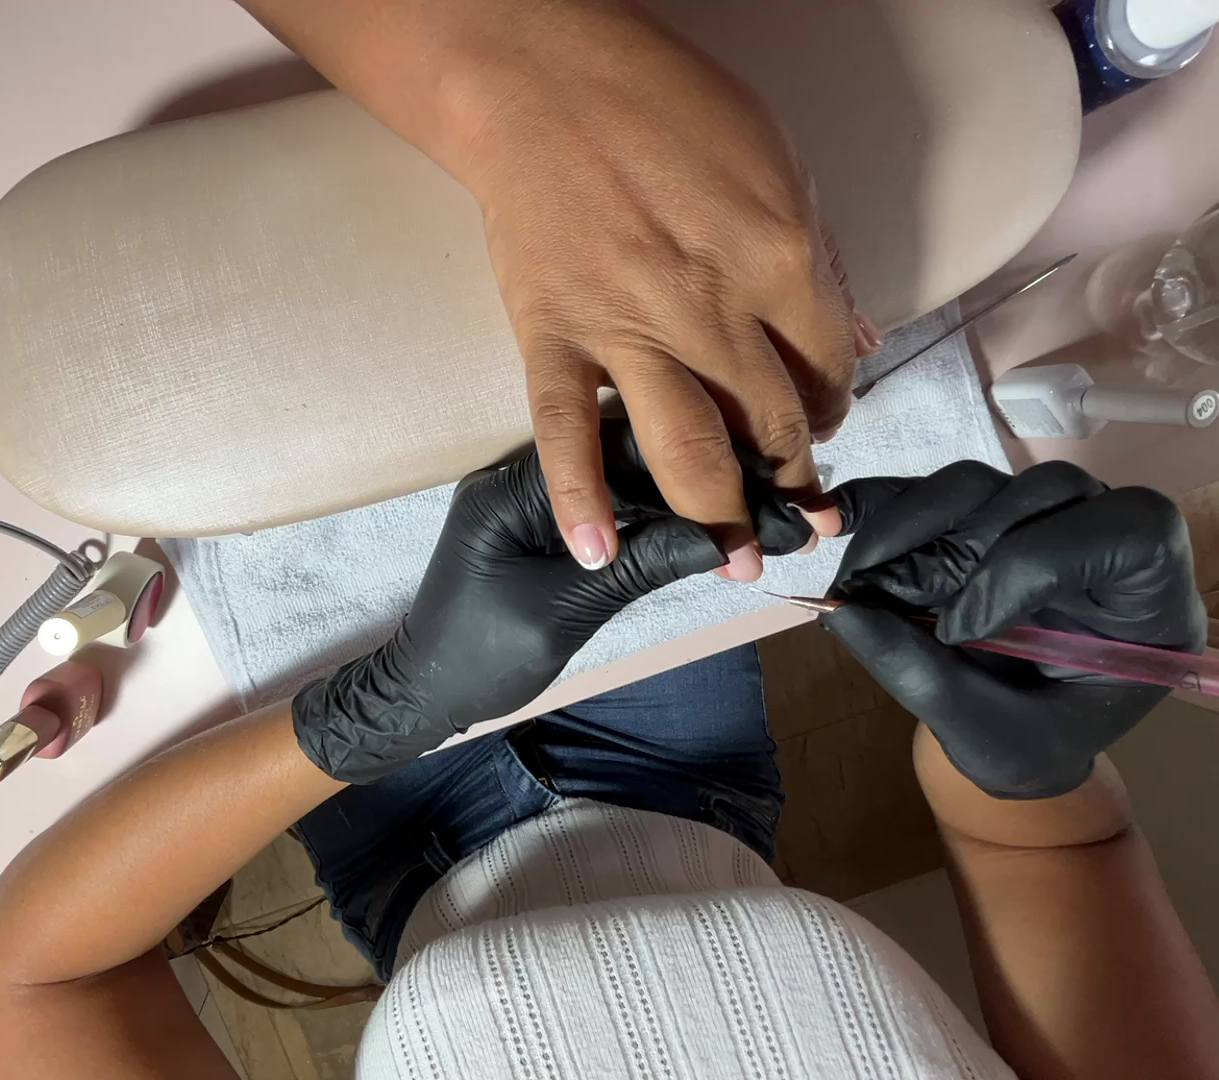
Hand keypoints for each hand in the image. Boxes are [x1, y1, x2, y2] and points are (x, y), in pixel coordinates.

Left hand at [293, 419, 805, 783]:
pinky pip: (616, 508)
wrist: (427, 691)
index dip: (702, 468)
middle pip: (633, 459)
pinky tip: (718, 526)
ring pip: (632, 482)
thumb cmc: (482, 658)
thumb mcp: (565, 612)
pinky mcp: (551, 523)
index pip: (622, 454)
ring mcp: (540, 496)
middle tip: (791, 499)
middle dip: (710, 478)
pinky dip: (665, 520)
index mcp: (517, 486)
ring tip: (773, 513)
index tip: (775, 490)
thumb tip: (729, 539)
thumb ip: (641, 566)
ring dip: (695, 498)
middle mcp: (528, 474)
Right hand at [455, 6, 870, 579]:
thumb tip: (849, 339)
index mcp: (777, 255)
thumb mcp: (774, 160)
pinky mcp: (555, 342)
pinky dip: (578, 498)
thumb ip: (815, 257)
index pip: (826, 366)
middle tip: (798, 515)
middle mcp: (711, 310)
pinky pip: (567, 433)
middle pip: (769, 423)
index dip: (833, 410)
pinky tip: (595, 553)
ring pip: (685, 448)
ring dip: (720, 515)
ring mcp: (627, 334)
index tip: (824, 431)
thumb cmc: (663, 107)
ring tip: (737, 563)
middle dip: (793, 479)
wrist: (545, 87)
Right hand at [816, 461, 1205, 798]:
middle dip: (952, 550)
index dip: (1036, 563)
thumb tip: (843, 613)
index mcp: (1144, 600)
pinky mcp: (961, 519)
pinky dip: (867, 504)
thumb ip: (926, 680)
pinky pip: (914, 492)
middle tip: (893, 604)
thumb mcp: (990, 736)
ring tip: (861, 586)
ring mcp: (1023, 521)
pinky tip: (828, 523)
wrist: (1004, 730)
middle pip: (1038, 491)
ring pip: (971, 484)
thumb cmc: (1025, 742)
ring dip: (903, 529)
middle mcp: (1093, 540)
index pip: (1132, 530)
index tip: (960, 628)